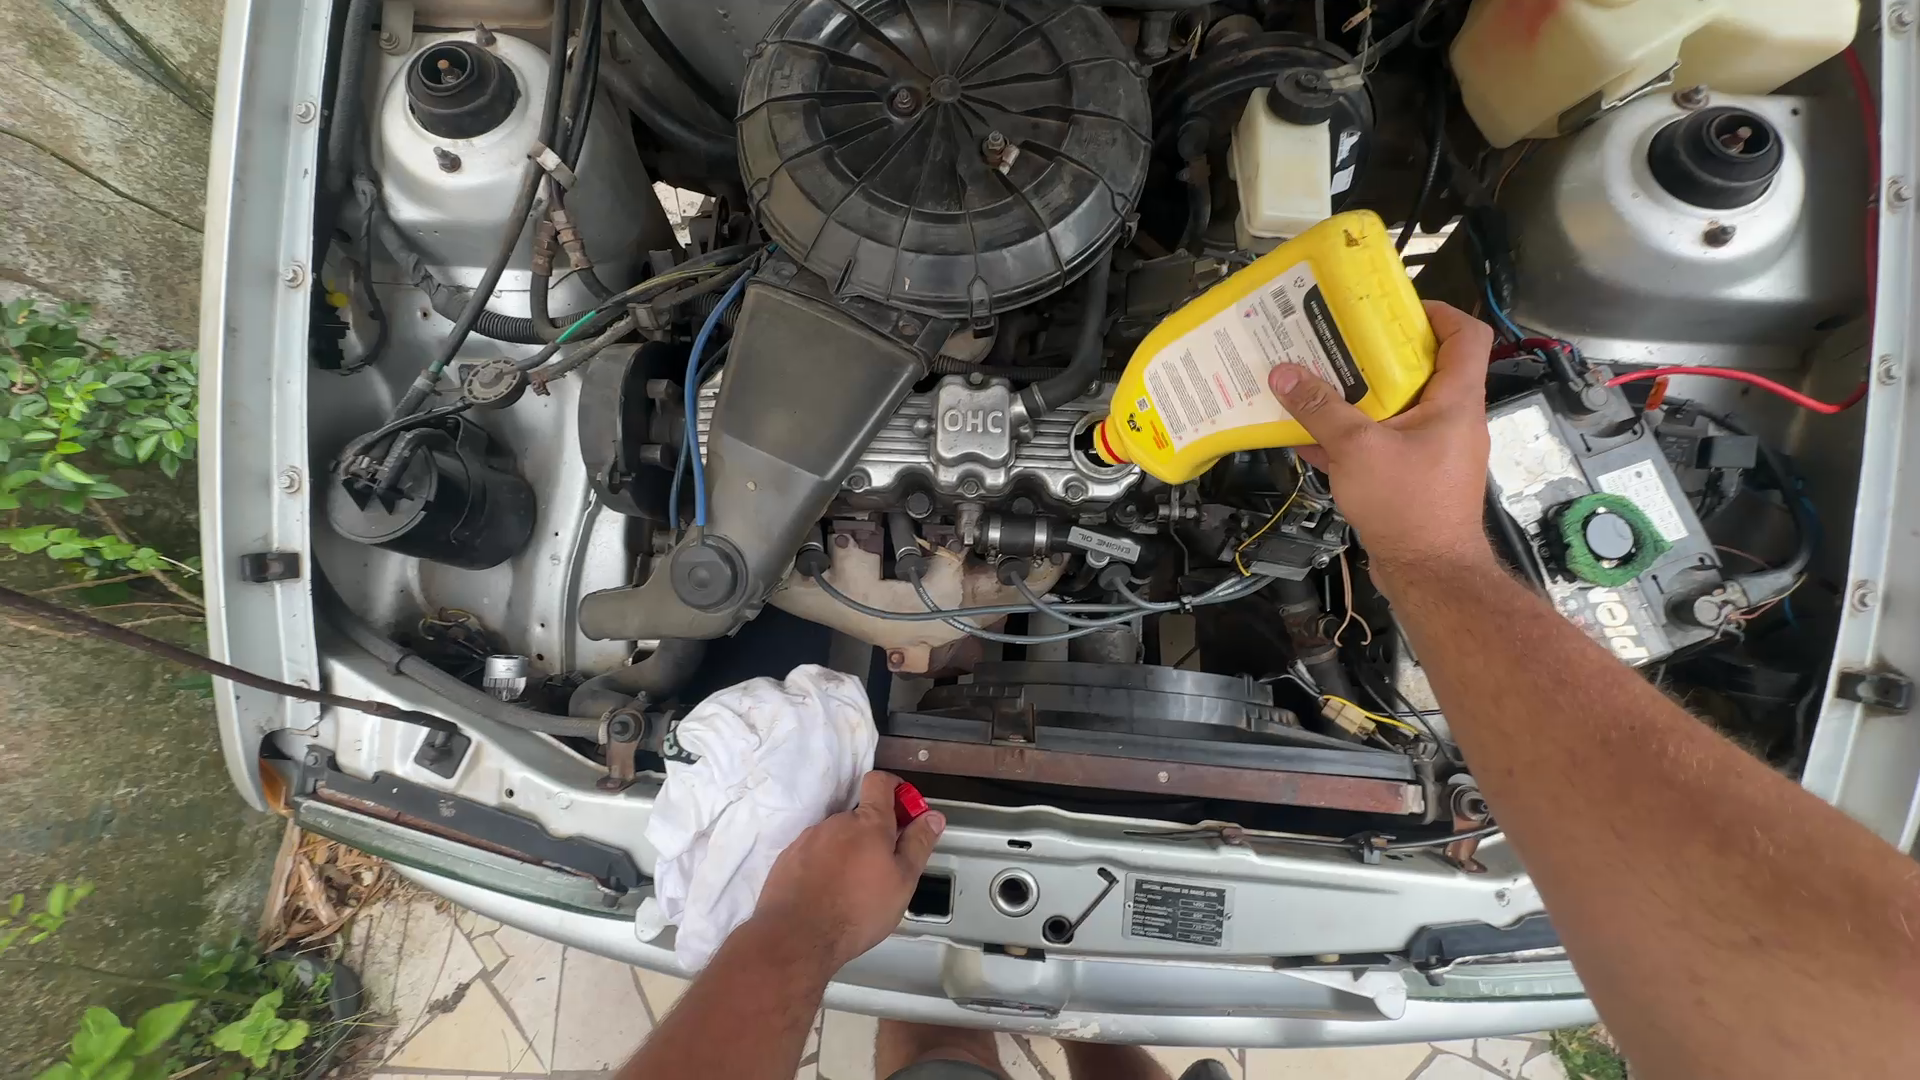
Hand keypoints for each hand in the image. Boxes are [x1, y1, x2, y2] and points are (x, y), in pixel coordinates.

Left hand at [750, 771, 945, 973]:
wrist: (796, 938)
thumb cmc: (857, 910)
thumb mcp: (903, 881)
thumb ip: (919, 843)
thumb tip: (933, 816)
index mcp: (868, 823)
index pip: (881, 782)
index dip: (896, 788)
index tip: (905, 811)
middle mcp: (837, 822)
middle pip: (860, 816)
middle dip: (873, 834)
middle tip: (881, 868)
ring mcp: (809, 838)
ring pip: (836, 836)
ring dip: (847, 852)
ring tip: (852, 888)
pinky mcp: (789, 857)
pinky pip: (813, 853)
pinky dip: (824, 866)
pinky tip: (827, 894)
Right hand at [1268, 300, 1496, 588]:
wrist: (1426, 570)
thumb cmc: (1406, 503)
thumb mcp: (1356, 449)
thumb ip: (1319, 410)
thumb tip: (1282, 373)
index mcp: (1454, 401)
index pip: (1465, 336)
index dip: (1437, 313)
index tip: (1393, 309)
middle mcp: (1450, 420)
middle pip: (1421, 371)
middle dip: (1376, 357)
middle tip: (1336, 346)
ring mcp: (1433, 452)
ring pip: (1396, 411)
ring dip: (1358, 399)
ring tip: (1316, 387)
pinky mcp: (1414, 478)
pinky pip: (1381, 444)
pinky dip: (1351, 438)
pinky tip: (1310, 440)